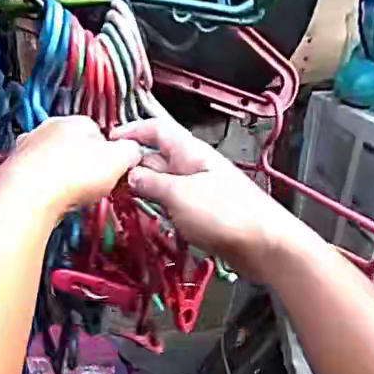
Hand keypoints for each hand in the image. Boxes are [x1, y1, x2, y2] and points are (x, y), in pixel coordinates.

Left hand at [0, 116, 142, 216]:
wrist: (29, 194)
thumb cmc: (75, 174)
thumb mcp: (119, 161)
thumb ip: (131, 152)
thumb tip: (134, 151)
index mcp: (77, 121)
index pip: (99, 133)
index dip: (108, 155)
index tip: (111, 174)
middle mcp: (49, 128)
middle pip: (72, 145)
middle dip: (82, 164)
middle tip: (91, 187)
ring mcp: (28, 147)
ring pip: (51, 160)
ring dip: (60, 175)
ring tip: (69, 197)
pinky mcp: (12, 169)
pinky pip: (33, 177)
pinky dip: (41, 187)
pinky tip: (48, 200)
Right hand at [111, 117, 319, 278]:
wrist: (264, 245)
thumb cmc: (227, 215)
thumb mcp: (180, 195)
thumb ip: (152, 183)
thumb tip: (130, 174)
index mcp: (190, 152)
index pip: (156, 129)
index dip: (131, 130)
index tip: (109, 142)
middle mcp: (195, 166)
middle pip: (157, 157)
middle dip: (134, 166)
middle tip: (110, 181)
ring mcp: (200, 190)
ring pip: (164, 183)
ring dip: (145, 190)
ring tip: (125, 201)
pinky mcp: (205, 213)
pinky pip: (176, 204)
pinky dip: (161, 209)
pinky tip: (153, 220)